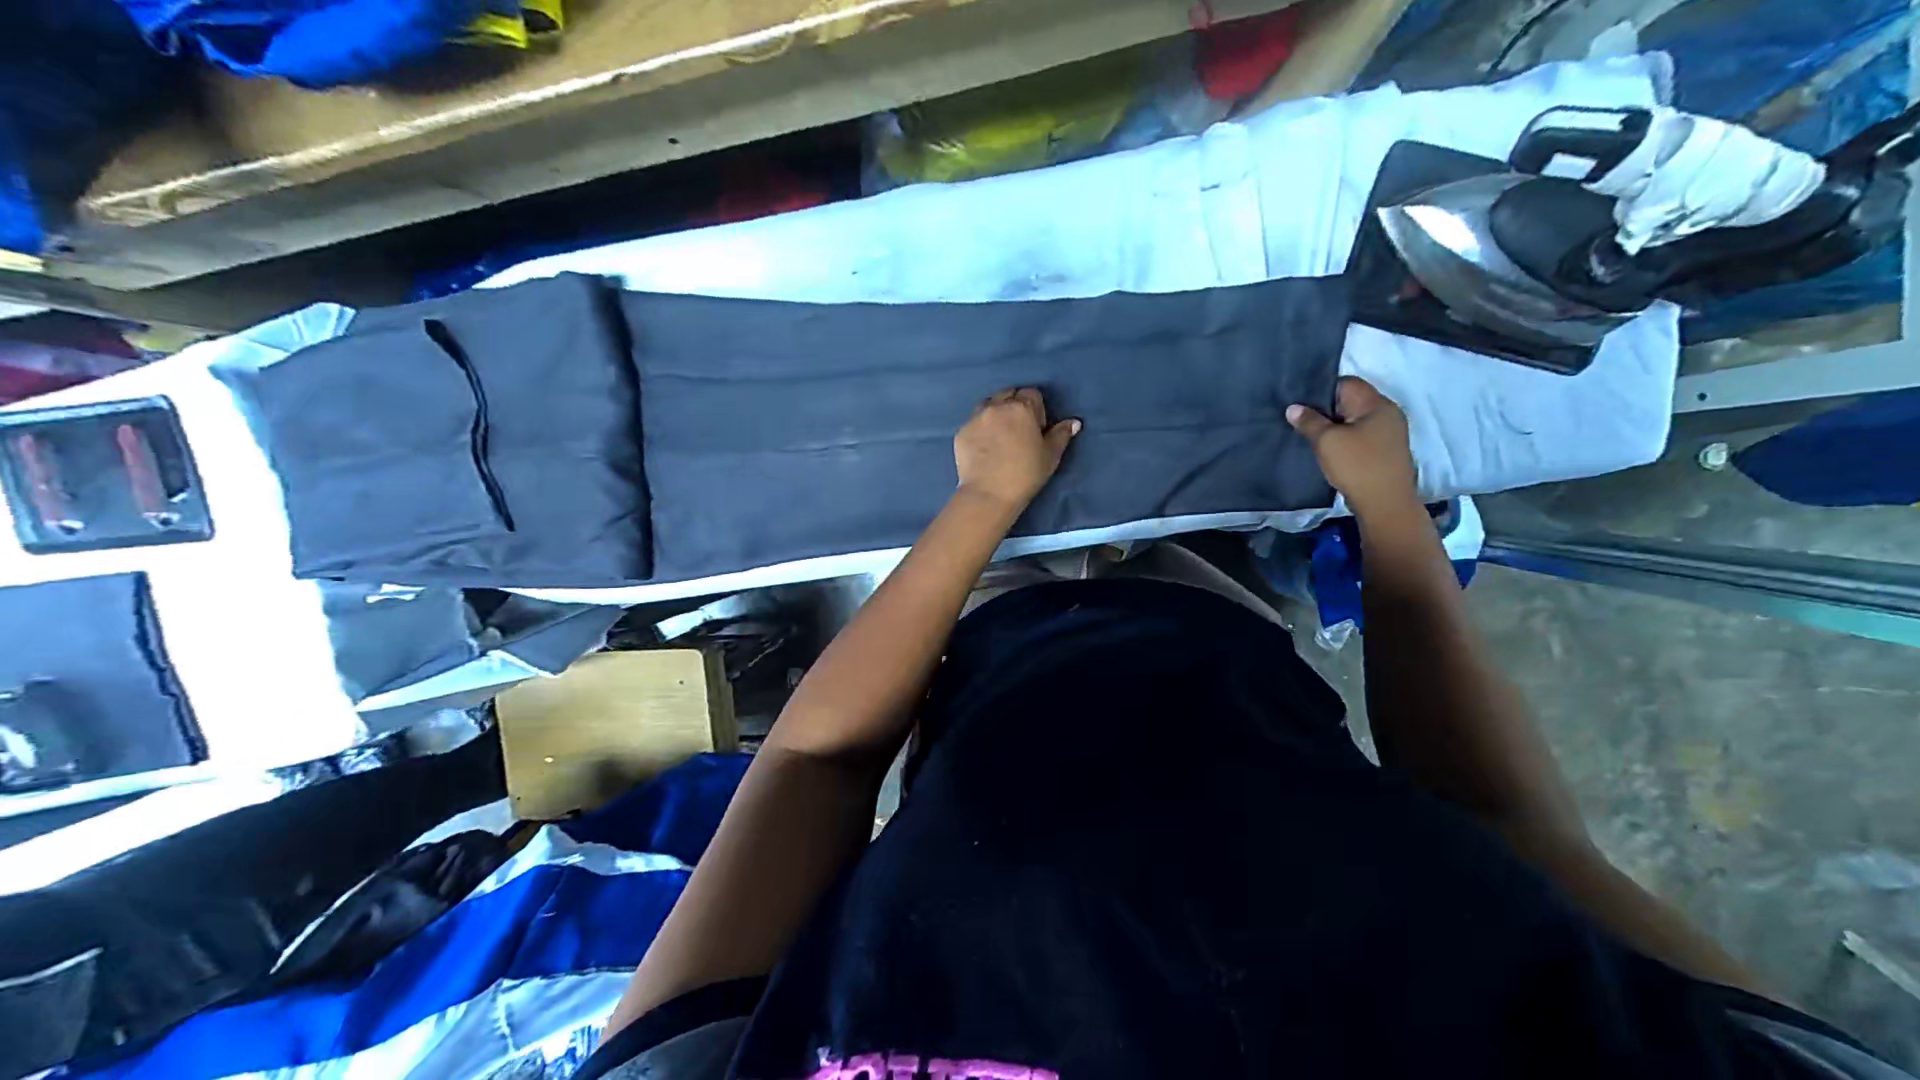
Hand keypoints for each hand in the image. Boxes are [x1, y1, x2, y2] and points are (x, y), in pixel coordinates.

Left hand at [954, 388, 1079, 511]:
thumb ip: (1061, 435)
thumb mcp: (1050, 456)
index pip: (1032, 394)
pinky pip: (974, 422)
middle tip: (1018, 431)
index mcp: (1021, 408)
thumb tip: (1073, 422)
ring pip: (988, 405)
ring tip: (1000, 436)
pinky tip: (985, 448)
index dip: (1036, 410)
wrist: (989, 494)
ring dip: (996, 413)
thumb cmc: (1025, 475)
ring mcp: (976, 418)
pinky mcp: (961, 431)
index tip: (1036, 428)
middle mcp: (996, 406)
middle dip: (1015, 406)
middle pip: (1008, 395)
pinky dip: (981, 429)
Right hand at [1287, 377, 1418, 520]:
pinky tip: (1329, 448)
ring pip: (1355, 419)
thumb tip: (1293, 407)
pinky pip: (1360, 434)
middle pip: (1351, 400)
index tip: (1300, 404)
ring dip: (1335, 425)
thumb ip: (1309, 421)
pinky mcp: (1385, 449)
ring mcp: (1389, 432)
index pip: (1346, 384)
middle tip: (1301, 419)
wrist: (1384, 503)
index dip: (1321, 390)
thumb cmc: (1357, 465)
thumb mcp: (1327, 441)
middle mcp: (1387, 413)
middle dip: (1326, 409)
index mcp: (1376, 404)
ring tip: (1312, 435)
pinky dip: (1345, 438)